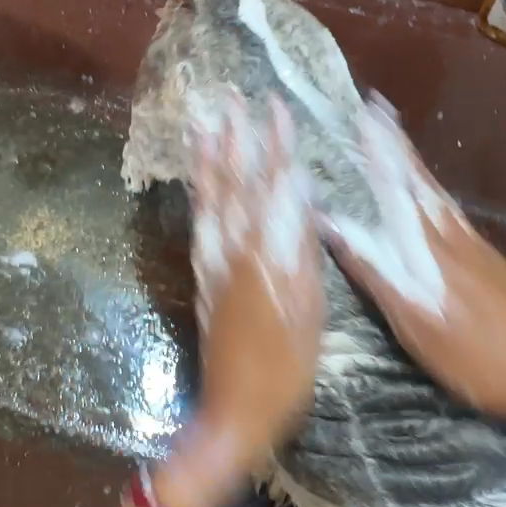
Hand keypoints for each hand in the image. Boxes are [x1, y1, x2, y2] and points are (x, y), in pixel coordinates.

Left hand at [154, 91, 325, 506]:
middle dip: (233, 137)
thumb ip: (298, 247)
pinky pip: (198, 228)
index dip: (274, 144)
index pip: (271, 186)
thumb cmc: (285, 367)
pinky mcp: (204, 281)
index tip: (274, 105)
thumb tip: (296, 192)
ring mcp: (214, 264)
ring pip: (208, 201)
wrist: (237, 410)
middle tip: (227, 96)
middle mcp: (233, 250)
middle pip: (232, 183)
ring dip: (207, 161)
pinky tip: (198, 186)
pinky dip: (198, 200)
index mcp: (265, 254)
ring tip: (203, 126)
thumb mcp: (308, 308)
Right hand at [321, 97, 505, 471]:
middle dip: (397, 147)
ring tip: (396, 146)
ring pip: (438, 197)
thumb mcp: (416, 323)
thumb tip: (333, 227)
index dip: (383, 150)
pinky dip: (431, 195)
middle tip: (379, 114)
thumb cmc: (477, 358)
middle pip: (421, 183)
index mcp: (432, 248)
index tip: (368, 112)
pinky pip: (450, 215)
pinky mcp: (489, 265)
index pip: (400, 187)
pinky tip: (429, 202)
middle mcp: (454, 237)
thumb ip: (375, 273)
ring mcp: (476, 250)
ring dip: (414, 167)